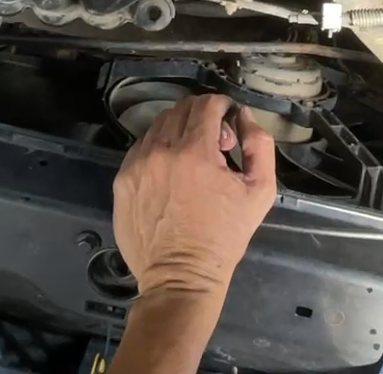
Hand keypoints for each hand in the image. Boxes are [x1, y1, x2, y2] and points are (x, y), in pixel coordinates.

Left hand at [113, 94, 276, 299]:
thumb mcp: (260, 192)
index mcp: (195, 151)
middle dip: (202, 115)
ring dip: (179, 129)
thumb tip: (242, 115)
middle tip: (214, 142)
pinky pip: (141, 147)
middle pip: (182, 108)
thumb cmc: (224, 236)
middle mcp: (161, 150)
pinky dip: (158, 148)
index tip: (229, 127)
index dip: (223, 107)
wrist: (180, 278)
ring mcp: (137, 165)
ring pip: (159, 124)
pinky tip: (170, 171)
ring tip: (191, 158)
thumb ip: (259, 144)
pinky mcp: (122, 180)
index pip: (207, 103)